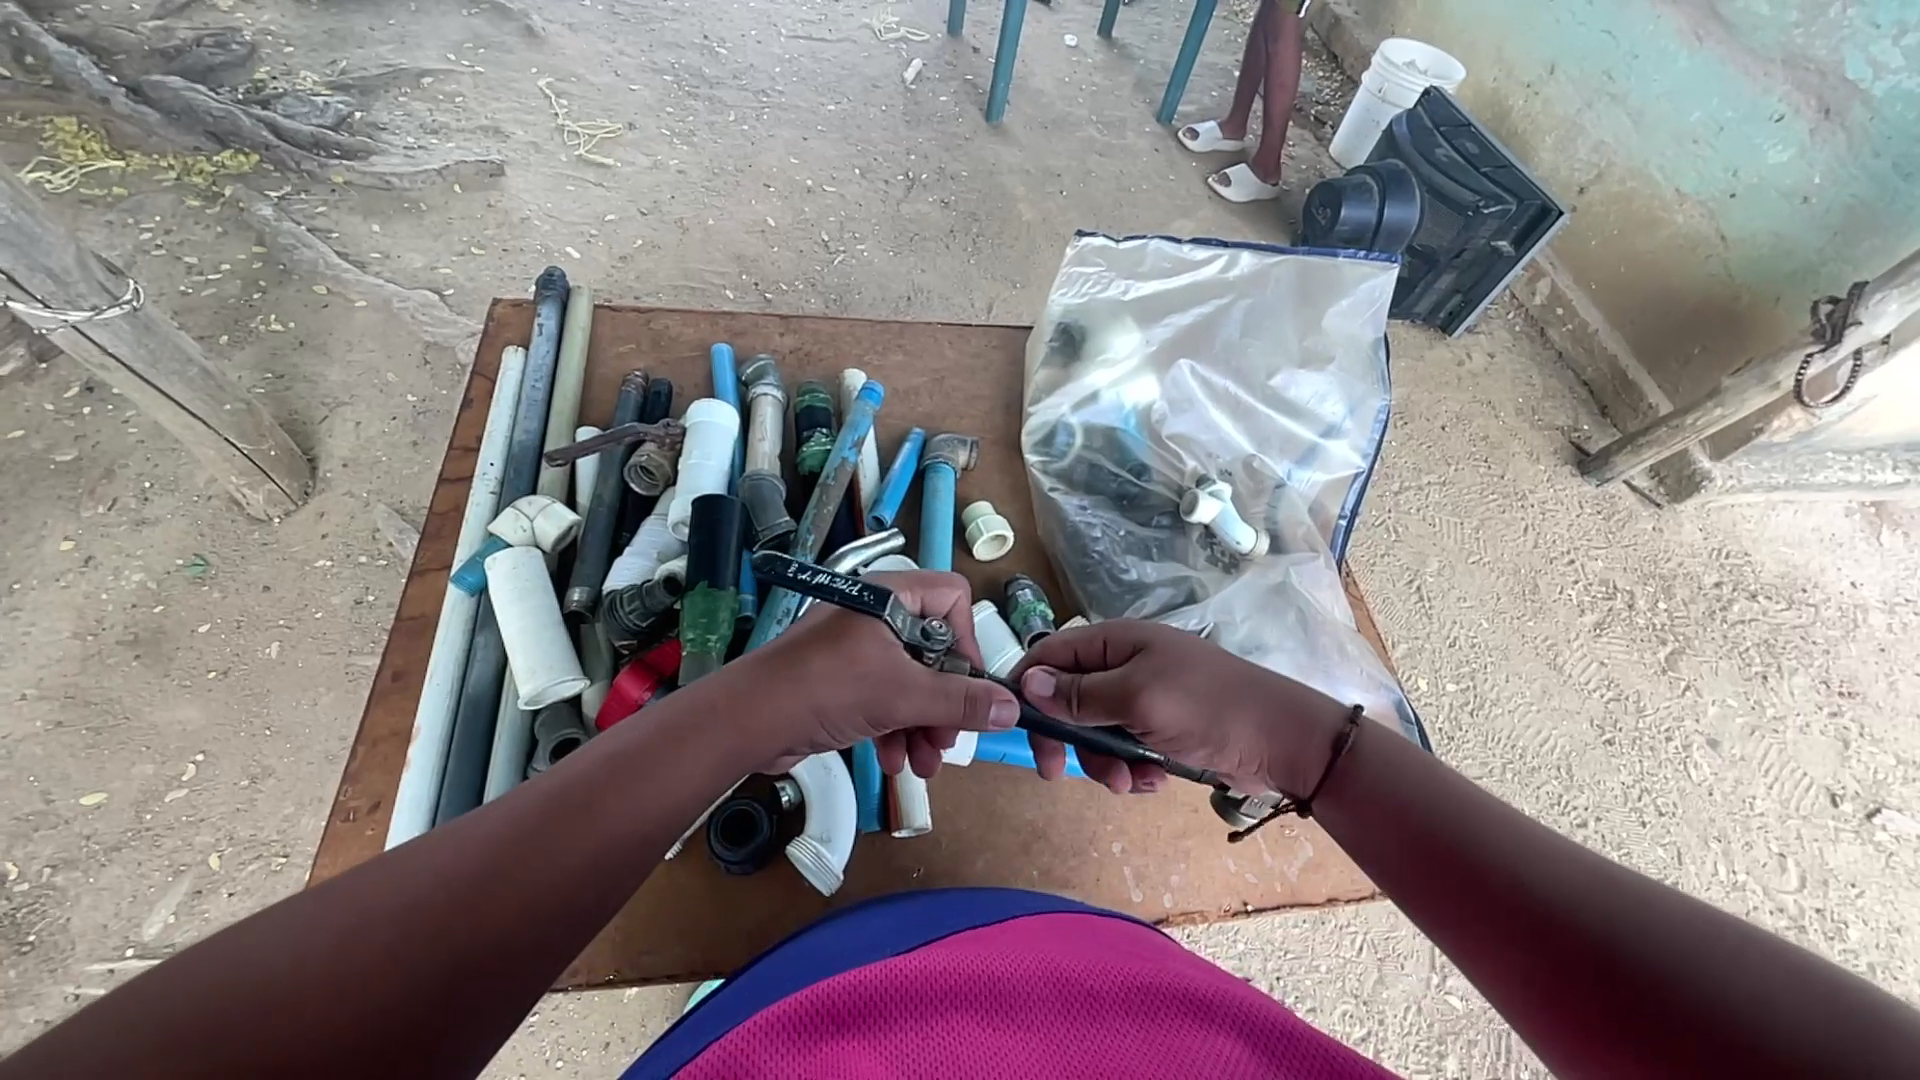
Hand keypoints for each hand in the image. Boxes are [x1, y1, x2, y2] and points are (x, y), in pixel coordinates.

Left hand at [730, 570, 1019, 775]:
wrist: (749, 721)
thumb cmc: (827, 688)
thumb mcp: (903, 695)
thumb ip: (961, 701)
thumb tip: (1012, 708)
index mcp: (891, 597)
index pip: (953, 599)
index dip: (968, 641)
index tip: (969, 684)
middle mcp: (876, 615)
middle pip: (935, 650)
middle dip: (945, 701)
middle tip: (948, 739)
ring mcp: (856, 648)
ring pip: (911, 681)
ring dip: (923, 724)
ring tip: (924, 763)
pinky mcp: (840, 680)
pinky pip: (884, 697)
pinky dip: (894, 727)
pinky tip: (893, 761)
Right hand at [1013, 620, 1351, 795]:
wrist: (1284, 741)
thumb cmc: (1208, 709)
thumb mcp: (1137, 699)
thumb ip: (1080, 694)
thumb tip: (1027, 683)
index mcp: (1115, 641)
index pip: (1049, 654)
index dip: (1027, 686)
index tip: (1017, 728)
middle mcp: (1124, 663)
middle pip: (1067, 697)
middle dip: (1066, 736)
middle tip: (1057, 773)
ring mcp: (1144, 695)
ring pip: (1094, 729)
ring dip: (1102, 760)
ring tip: (1128, 782)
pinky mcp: (1161, 726)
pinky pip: (1125, 746)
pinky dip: (1131, 767)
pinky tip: (1152, 781)